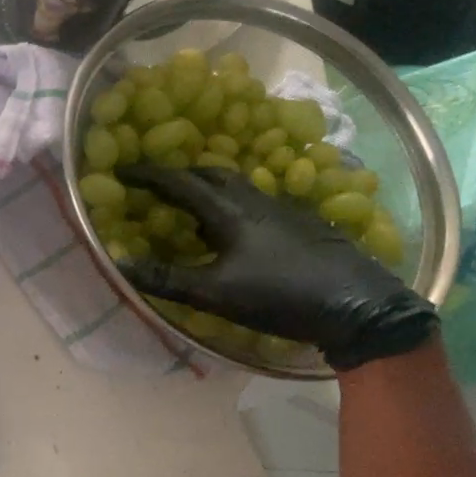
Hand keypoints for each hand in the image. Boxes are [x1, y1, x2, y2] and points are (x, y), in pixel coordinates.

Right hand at [113, 163, 436, 370]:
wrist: (358, 306)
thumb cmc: (280, 296)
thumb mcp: (214, 294)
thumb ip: (166, 278)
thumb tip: (117, 262)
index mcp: (229, 211)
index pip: (179, 182)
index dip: (147, 175)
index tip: (121, 171)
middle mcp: (256, 201)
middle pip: (212, 174)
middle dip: (180, 175)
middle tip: (157, 186)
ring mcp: (284, 211)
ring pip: (238, 187)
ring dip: (209, 188)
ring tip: (191, 206)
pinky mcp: (303, 225)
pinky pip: (257, 203)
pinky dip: (233, 206)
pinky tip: (235, 232)